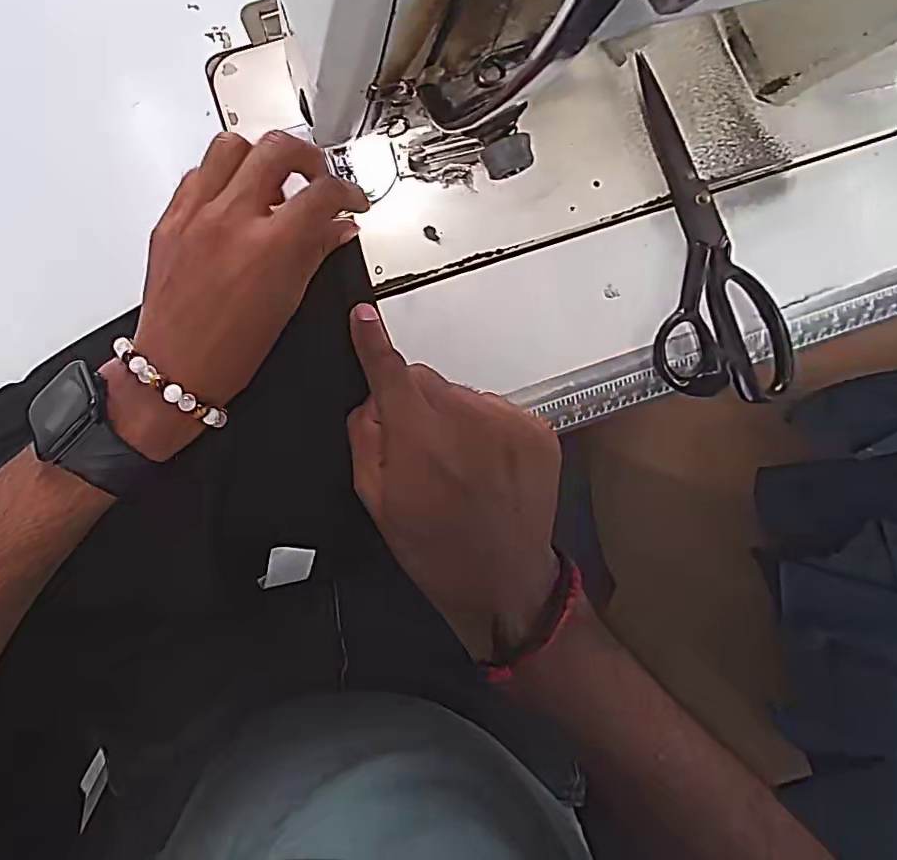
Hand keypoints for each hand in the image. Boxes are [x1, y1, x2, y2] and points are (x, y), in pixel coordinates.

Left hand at [107, 131, 369, 460]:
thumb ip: (316, 253)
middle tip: (315, 175)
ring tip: (270, 179)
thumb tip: (337, 228)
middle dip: (309, 156)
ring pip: (229, 145)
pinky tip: (231, 197)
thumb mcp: (287, 302)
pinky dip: (220, 176)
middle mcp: (229, 221)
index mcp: (268, 246)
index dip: (348, 192)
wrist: (174, 369)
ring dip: (259, 155)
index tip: (350, 200)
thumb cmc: (227, 352)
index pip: (322, 193)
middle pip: (277, 148)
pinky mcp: (168, 222)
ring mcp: (194, 217)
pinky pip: (195, 174)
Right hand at [346, 302, 561, 660]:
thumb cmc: (435, 548)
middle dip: (413, 404)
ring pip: (457, 393)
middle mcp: (463, 421)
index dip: (371, 339)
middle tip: (419, 452)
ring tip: (456, 465)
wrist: (502, 580)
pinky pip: (491, 406)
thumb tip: (370, 398)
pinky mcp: (533, 428)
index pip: (389, 370)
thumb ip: (364, 437)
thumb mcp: (374, 498)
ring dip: (450, 417)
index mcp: (417, 438)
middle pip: (423, 379)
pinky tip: (483, 464)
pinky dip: (482, 427)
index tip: (363, 316)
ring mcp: (504, 422)